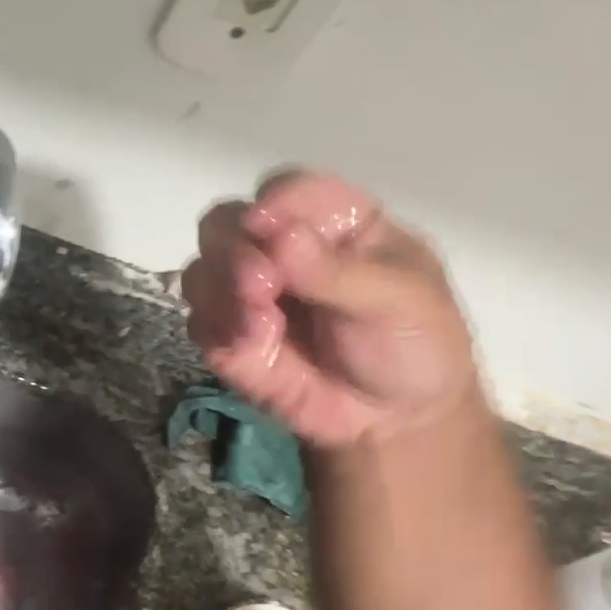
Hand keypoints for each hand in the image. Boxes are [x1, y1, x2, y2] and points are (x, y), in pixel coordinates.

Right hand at [182, 172, 480, 447]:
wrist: (391, 419)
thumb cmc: (414, 345)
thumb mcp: (401, 303)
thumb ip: (339, 272)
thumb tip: (281, 239)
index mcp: (331, 223)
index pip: (287, 191)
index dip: (272, 204)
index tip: (266, 228)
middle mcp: (277, 248)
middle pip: (225, 223)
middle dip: (233, 252)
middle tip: (259, 287)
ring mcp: (243, 291)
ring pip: (200, 270)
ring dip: (220, 294)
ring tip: (259, 328)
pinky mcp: (224, 334)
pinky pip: (196, 320)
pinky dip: (216, 329)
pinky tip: (251, 348)